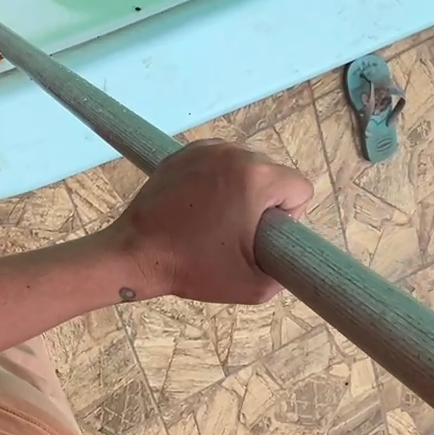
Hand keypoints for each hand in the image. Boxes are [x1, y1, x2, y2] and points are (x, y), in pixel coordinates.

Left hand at [108, 140, 313, 303]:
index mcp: (256, 177)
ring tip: (212, 219)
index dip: (286, 218)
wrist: (135, 254)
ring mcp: (205, 148)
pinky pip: (217, 162)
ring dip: (239, 189)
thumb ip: (287, 271)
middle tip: (231, 231)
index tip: (257, 236)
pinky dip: (215, 179)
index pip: (299, 189)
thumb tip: (290, 254)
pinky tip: (199, 204)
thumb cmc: (191, 269)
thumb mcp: (254, 286)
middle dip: (260, 202)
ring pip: (245, 166)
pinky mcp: (182, 152)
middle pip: (272, 175)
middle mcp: (233, 153)